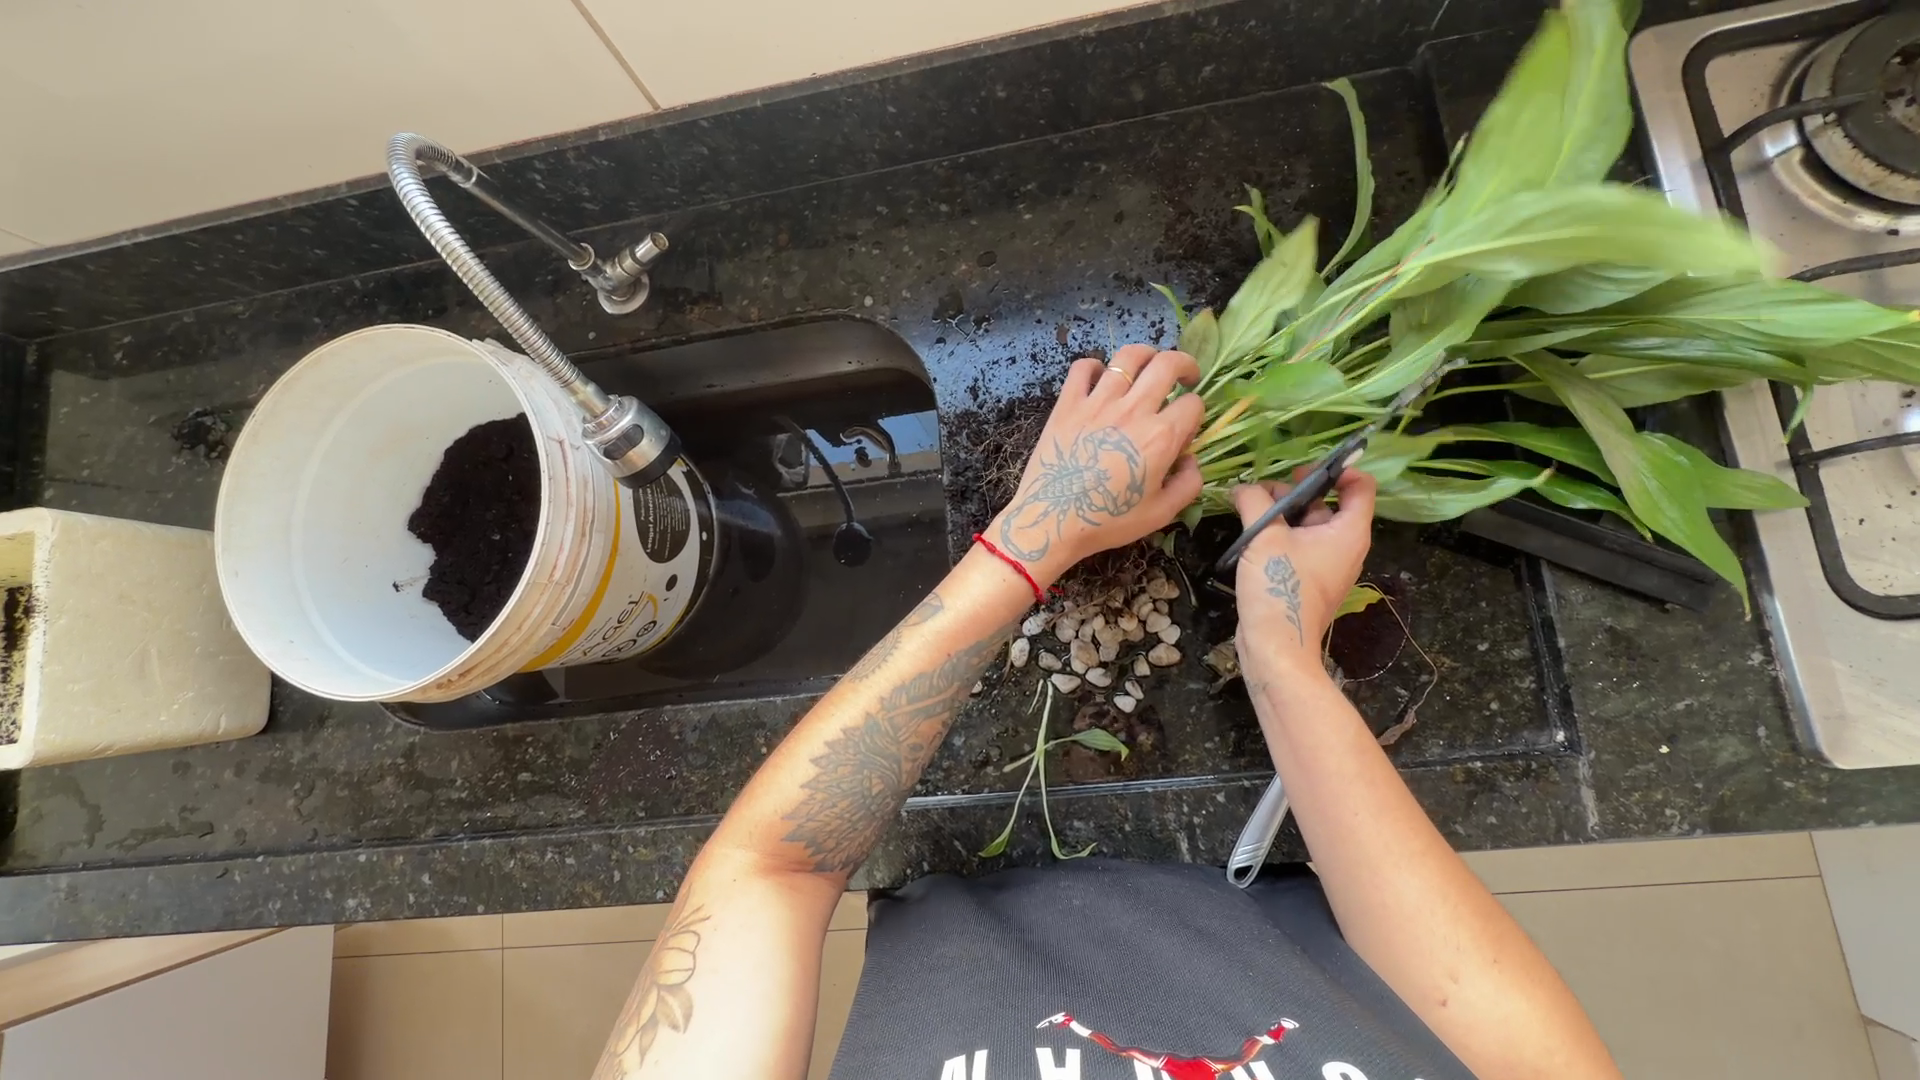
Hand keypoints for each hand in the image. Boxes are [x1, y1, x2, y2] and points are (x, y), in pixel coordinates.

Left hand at [989, 346, 1204, 586]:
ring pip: (1128, 356)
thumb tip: (1191, 460)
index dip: (1196, 413)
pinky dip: (1095, 365)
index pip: (1193, 405)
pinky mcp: (1068, 403)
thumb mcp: (1161, 514)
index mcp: (1161, 437)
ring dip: (1146, 355)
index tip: (1186, 427)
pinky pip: (1083, 367)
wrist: (1052, 521)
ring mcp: (1097, 402)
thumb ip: (1188, 484)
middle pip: (1168, 364)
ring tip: (1149, 365)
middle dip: (1185, 365)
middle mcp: (1133, 410)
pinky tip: (1101, 378)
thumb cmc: (1107, 521)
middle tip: (1185, 376)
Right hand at [1230, 469, 1375, 674]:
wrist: (1276, 645)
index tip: (1300, 471)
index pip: (1360, 486)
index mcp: (1349, 532)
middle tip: (1260, 492)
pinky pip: (1298, 548)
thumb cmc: (1280, 587)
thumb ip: (1254, 503)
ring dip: (1280, 515)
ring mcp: (1326, 566)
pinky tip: (1249, 538)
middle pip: (1327, 504)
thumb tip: (1243, 488)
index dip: (1335, 471)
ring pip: (1308, 527)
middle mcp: (1345, 547)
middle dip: (1293, 493)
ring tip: (1248, 512)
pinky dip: (1278, 537)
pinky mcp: (1307, 581)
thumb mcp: (1264, 537)